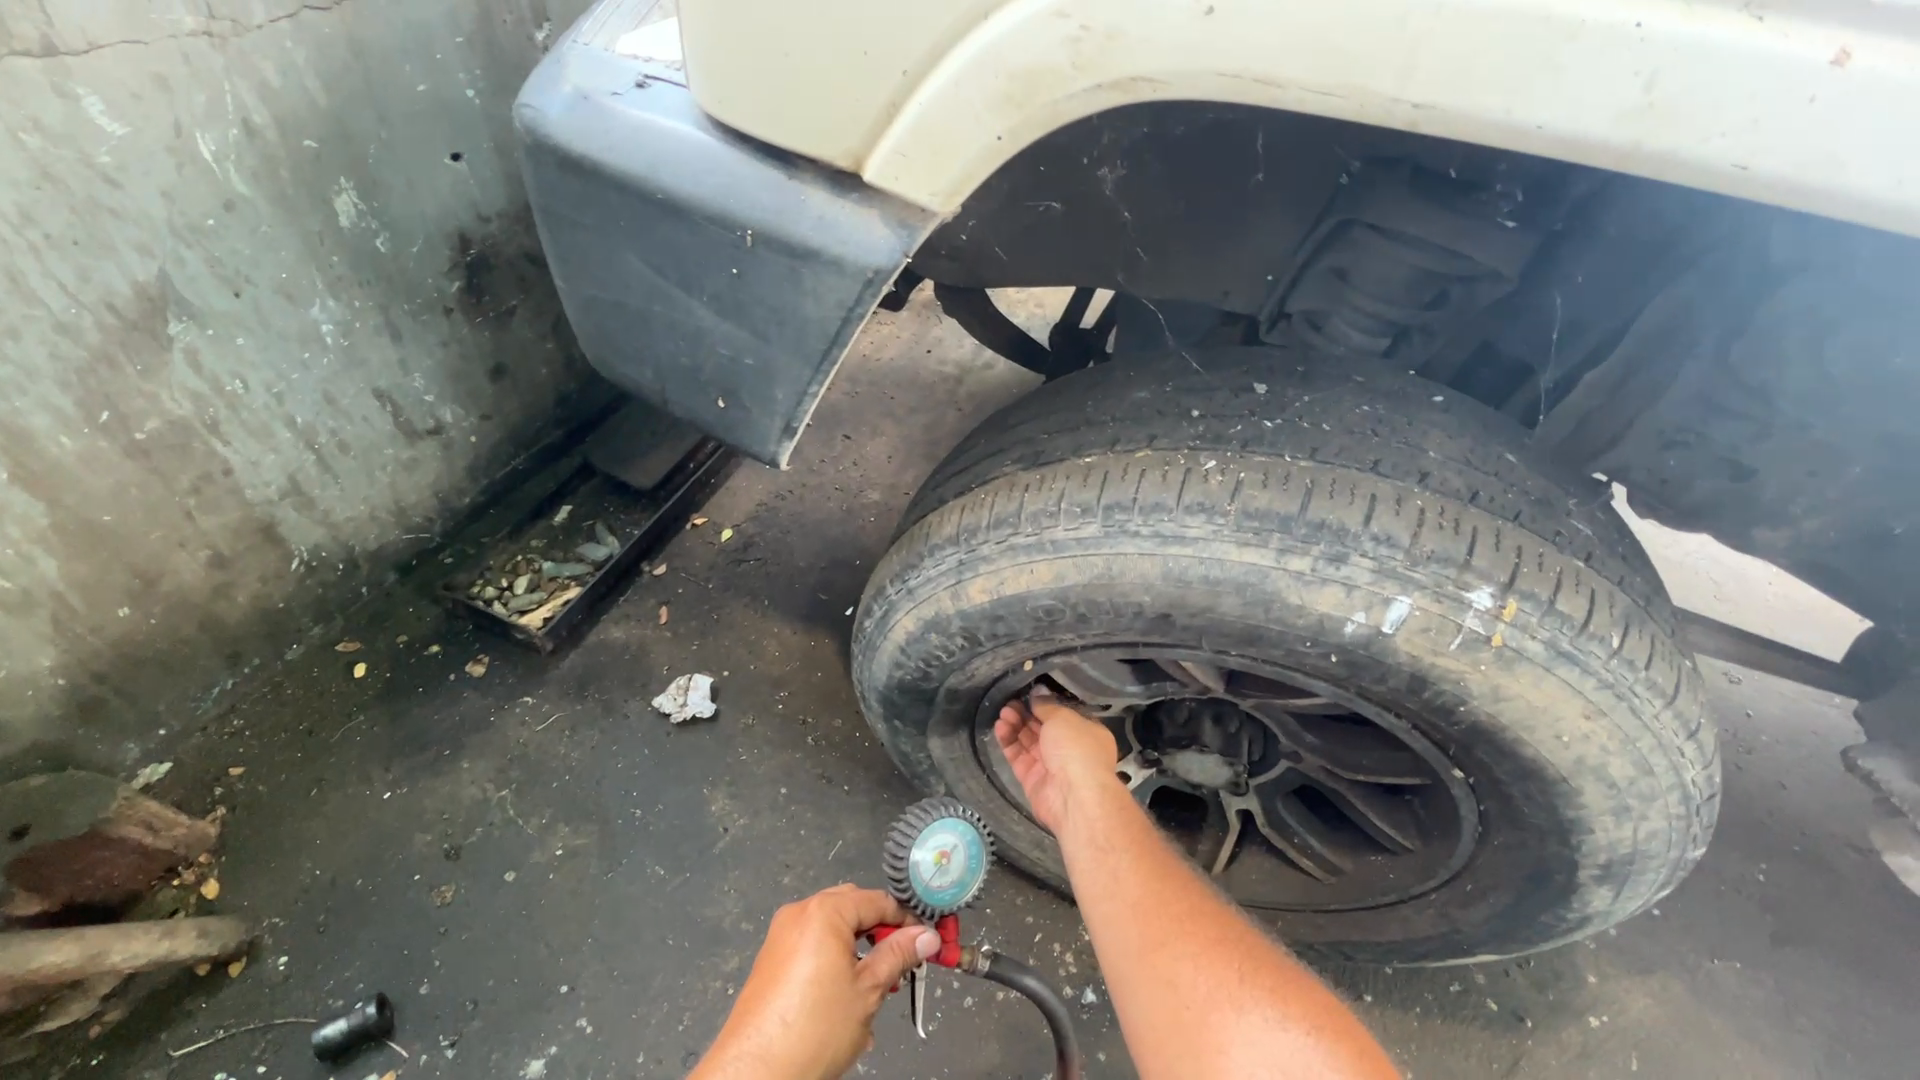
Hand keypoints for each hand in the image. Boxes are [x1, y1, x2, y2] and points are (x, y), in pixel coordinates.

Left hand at [691, 885, 938, 1079]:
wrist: (755, 1072)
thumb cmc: (814, 1029)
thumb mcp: (868, 990)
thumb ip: (898, 955)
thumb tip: (926, 936)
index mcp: (824, 911)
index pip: (878, 901)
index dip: (906, 920)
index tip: (926, 940)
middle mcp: (799, 913)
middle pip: (853, 908)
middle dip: (880, 932)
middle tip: (902, 963)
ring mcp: (781, 935)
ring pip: (832, 928)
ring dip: (858, 948)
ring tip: (876, 986)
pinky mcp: (770, 959)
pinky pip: (811, 945)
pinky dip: (834, 959)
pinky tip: (845, 995)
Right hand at [994, 696, 1120, 835]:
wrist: (1074, 795)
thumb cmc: (1076, 748)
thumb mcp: (1063, 717)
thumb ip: (1047, 705)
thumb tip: (1038, 693)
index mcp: (1085, 732)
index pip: (1062, 715)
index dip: (1044, 704)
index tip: (1028, 693)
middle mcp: (1069, 749)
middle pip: (1043, 727)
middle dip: (1026, 713)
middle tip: (1010, 702)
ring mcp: (1050, 765)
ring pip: (1028, 741)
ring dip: (1015, 725)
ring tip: (1003, 712)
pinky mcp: (1032, 779)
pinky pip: (1018, 757)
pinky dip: (1009, 742)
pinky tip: (1000, 727)